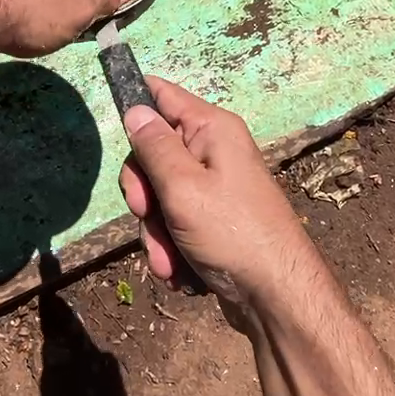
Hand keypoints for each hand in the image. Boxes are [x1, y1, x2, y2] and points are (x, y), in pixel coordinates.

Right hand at [117, 76, 321, 305]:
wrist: (278, 301)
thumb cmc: (231, 232)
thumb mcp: (182, 186)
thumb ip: (153, 146)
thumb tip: (135, 108)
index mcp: (211, 128)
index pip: (162, 94)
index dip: (135, 105)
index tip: (116, 129)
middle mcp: (214, 151)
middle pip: (154, 154)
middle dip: (144, 193)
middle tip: (145, 213)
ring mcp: (215, 188)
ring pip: (160, 195)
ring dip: (156, 230)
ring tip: (169, 260)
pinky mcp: (214, 221)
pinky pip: (176, 222)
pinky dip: (171, 247)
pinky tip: (180, 271)